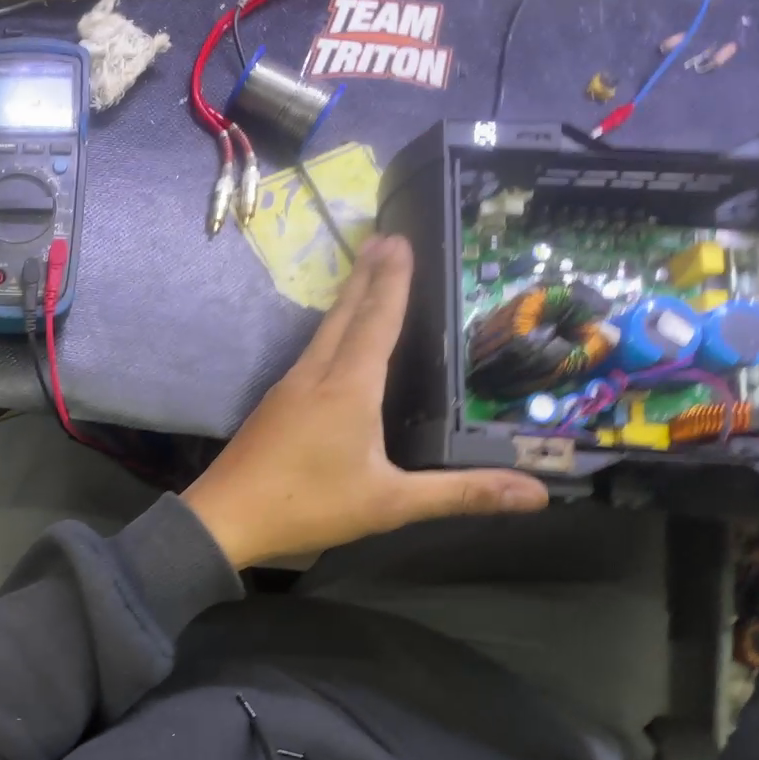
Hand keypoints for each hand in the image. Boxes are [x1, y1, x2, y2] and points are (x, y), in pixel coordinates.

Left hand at [181, 235, 549, 567]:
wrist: (221, 520)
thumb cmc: (305, 506)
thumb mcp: (388, 503)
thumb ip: (459, 493)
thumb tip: (537, 494)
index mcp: (346, 388)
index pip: (377, 321)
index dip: (393, 281)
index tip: (401, 240)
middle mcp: (312, 378)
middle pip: (343, 317)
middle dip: (366, 278)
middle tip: (382, 239)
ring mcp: (284, 392)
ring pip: (320, 337)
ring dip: (343, 304)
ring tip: (360, 280)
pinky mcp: (269, 410)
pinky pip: (305, 360)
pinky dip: (326, 337)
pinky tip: (329, 347)